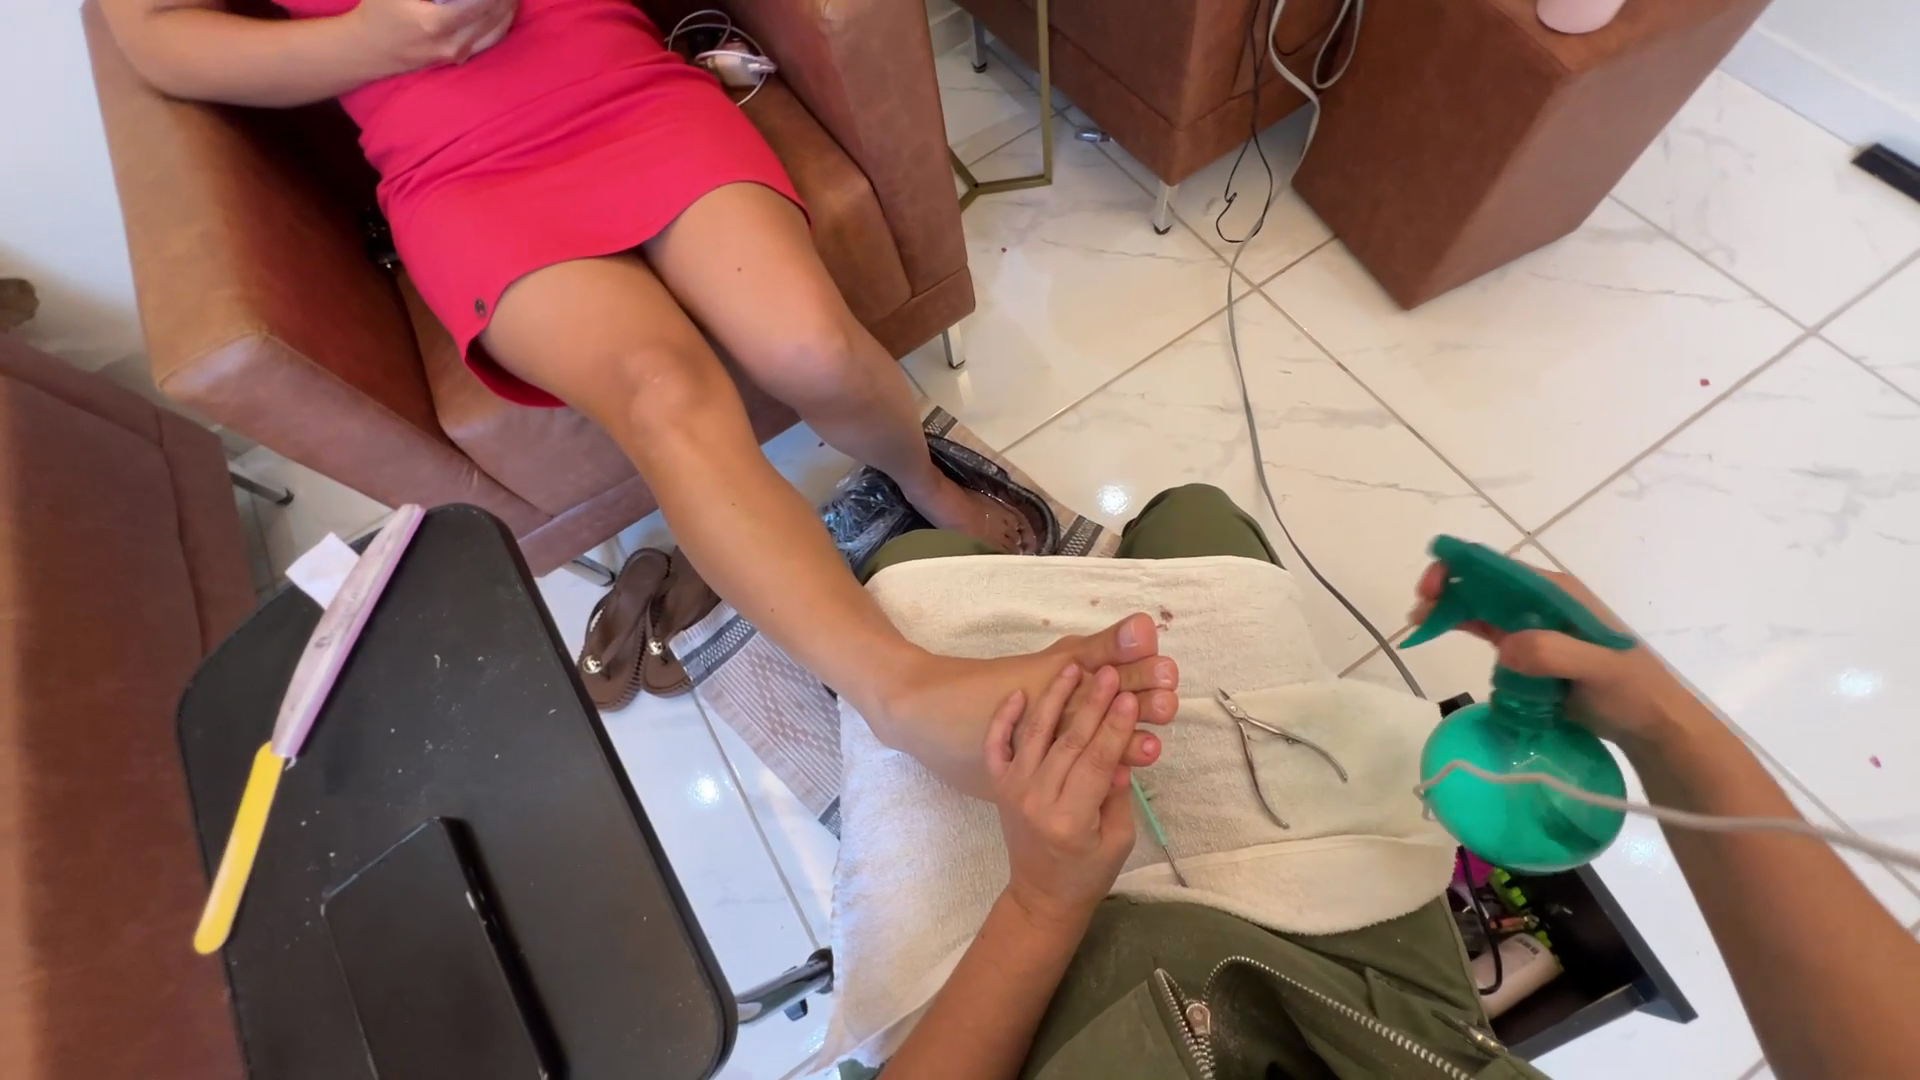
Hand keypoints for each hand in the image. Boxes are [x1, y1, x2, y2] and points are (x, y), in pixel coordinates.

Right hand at [347, 0, 517, 77]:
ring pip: (496, 31)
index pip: (478, 4)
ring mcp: (460, 54)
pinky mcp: (462, 58)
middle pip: (492, 17)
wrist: (373, 49)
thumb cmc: (379, 11)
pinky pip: (490, 40)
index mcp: (437, 24)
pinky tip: (505, 9)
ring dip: (507, 9)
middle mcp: (454, 43)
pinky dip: (501, 23)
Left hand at [985, 663, 1139, 929]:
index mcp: (1071, 819)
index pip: (1096, 762)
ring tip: (1072, 667)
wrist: (1041, 895)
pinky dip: (1005, 718)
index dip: (1114, 727)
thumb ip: (1117, 793)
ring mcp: (1013, 789)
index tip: (1130, 697)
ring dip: (1054, 697)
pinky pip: (997, 745)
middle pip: (1068, 742)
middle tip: (1109, 673)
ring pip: (1034, 733)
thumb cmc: (1088, 871)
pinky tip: (1019, 692)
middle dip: (1092, 703)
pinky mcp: (999, 784)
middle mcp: (1037, 799)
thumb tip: (1121, 746)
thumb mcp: (1118, 839)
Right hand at [1411, 563, 1706, 753]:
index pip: (1498, 568)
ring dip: (1447, 608)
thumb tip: (1504, 647)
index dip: (1459, 571)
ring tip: (1419, 623)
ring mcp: (1532, 625)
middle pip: (1481, 583)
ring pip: (1478, 604)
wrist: (1655, 728)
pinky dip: (1458, 626)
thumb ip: (1554, 653)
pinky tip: (1437, 632)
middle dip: (1446, 590)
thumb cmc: (1634, 693)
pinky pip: (1484, 628)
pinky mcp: (1525, 648)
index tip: (1431, 590)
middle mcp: (1540, 602)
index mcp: (1557, 593)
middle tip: (1418, 613)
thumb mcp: (1601, 669)